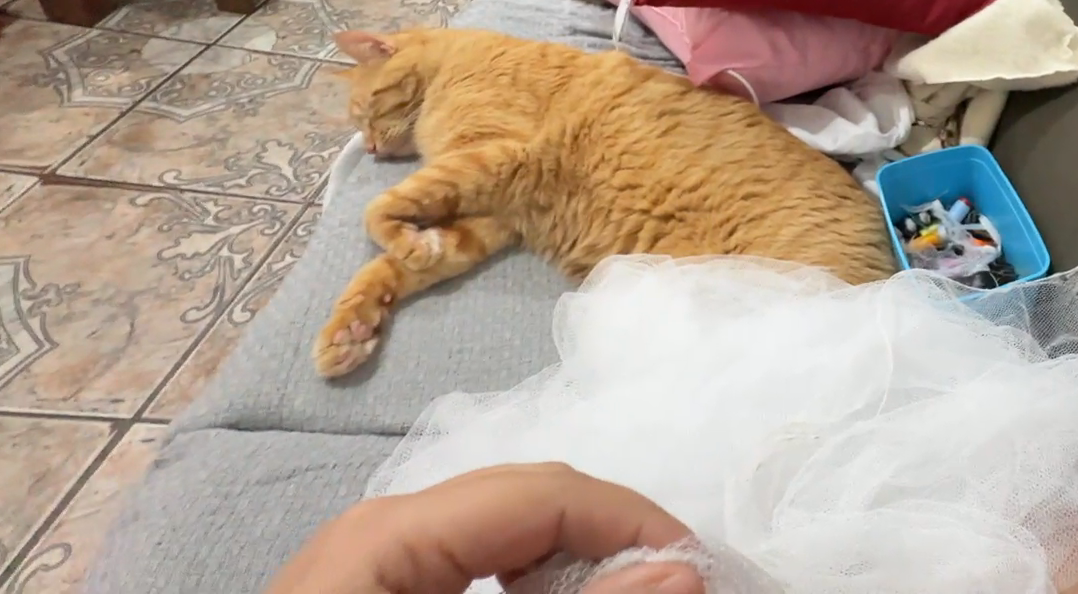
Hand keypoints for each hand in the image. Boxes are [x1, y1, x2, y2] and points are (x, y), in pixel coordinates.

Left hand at [264, 463, 704, 593]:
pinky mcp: (384, 587)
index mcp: (393, 533)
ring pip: (513, 535)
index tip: (696, 572)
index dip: (632, 524)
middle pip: (536, 503)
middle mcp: (388, 524)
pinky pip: (482, 568)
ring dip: (573, 570)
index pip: (548, 492)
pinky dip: (530, 588)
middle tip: (669, 589)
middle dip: (609, 547)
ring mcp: (381, 558)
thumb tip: (682, 571)